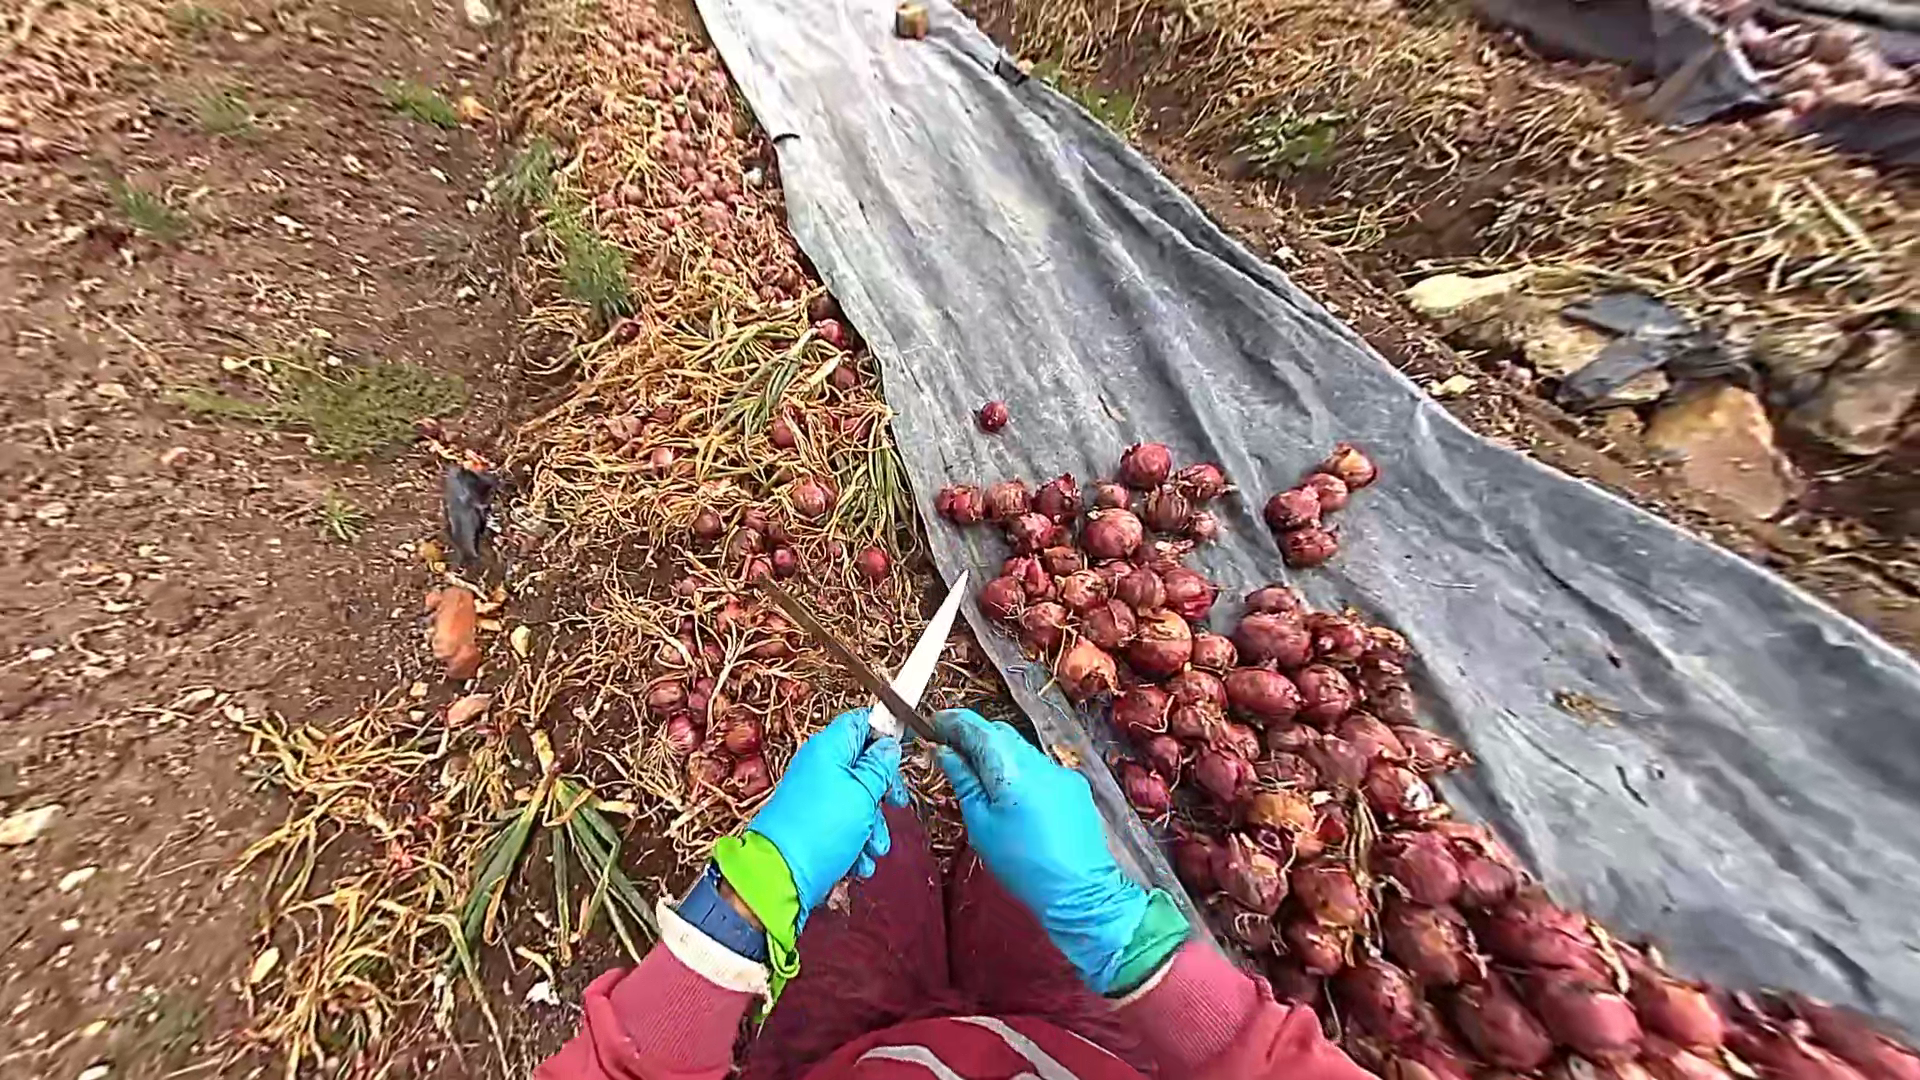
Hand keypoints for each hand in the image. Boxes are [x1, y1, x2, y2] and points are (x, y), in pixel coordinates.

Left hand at [748, 708, 906, 916]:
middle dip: (884, 787)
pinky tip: (860, 861)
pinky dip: (856, 840)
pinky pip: (843, 822)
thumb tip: (889, 745)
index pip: (860, 721)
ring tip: (875, 847)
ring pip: (857, 796)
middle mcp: (820, 766)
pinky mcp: (813, 823)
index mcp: (829, 747)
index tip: (902, 749)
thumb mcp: (863, 792)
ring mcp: (815, 795)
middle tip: (896, 802)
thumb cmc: (821, 830)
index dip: (884, 731)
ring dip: (873, 821)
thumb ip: (880, 765)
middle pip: (863, 762)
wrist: (778, 880)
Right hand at [932, 708, 1148, 992]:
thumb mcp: (981, 825)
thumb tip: (944, 751)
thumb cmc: (1022, 864)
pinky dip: (1019, 768)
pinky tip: (1012, 793)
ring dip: (996, 752)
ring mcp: (1058, 769)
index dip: (953, 721)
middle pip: (1000, 732)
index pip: (978, 728)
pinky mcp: (1073, 782)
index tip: (934, 723)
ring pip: (1019, 747)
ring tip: (977, 771)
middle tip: (950, 748)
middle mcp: (1037, 760)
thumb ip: (963, 781)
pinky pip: (1038, 764)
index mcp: (1011, 769)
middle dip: (973, 734)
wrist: (1081, 893)